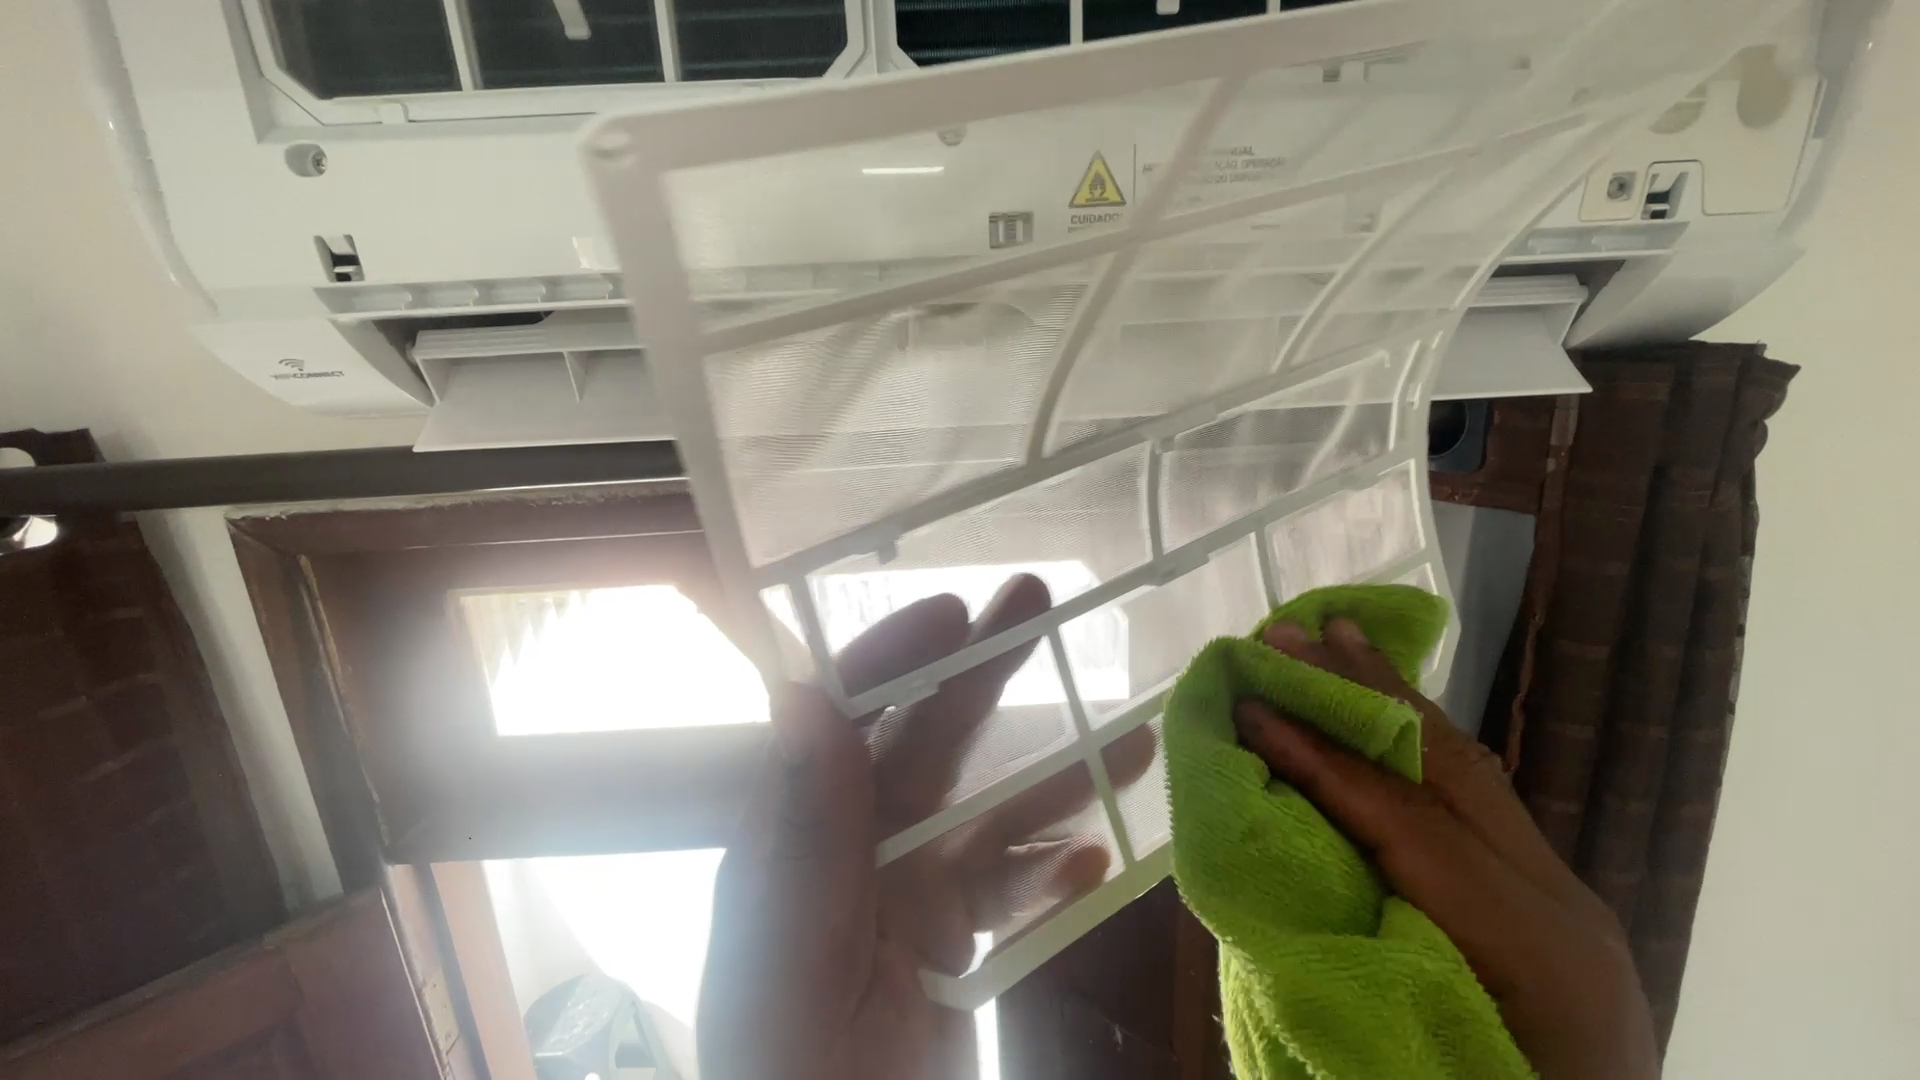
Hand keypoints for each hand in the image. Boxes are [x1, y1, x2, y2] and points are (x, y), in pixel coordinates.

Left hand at [698, 574, 1154, 1079]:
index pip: (842, 718)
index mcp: (798, 839)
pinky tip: (1092, 862)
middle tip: (1037, 602)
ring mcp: (903, 894)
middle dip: (983, 674)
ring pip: (984, 814)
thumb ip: (806, 837)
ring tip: (1131, 744)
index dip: (895, 657)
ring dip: (1053, 778)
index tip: (955, 612)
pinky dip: (1047, 871)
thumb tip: (801, 697)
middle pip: (924, 743)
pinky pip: (1005, 890)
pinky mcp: (946, 939)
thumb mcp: (795, 959)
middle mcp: (851, 849)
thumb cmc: (797, 1071)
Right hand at [1234, 617, 1658, 1079]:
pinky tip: (1392, 709)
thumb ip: (1347, 950)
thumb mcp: (1411, 1049)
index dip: (1321, 759)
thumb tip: (1263, 864)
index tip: (1249, 710)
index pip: (1407, 824)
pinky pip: (1478, 797)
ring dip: (1394, 698)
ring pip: (1471, 770)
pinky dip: (1422, 739)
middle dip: (1363, 690)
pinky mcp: (1551, 896)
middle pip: (1449, 769)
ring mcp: (1563, 895)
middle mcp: (1560, 905)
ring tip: (1342, 637)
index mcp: (1532, 951)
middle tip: (1291, 632)